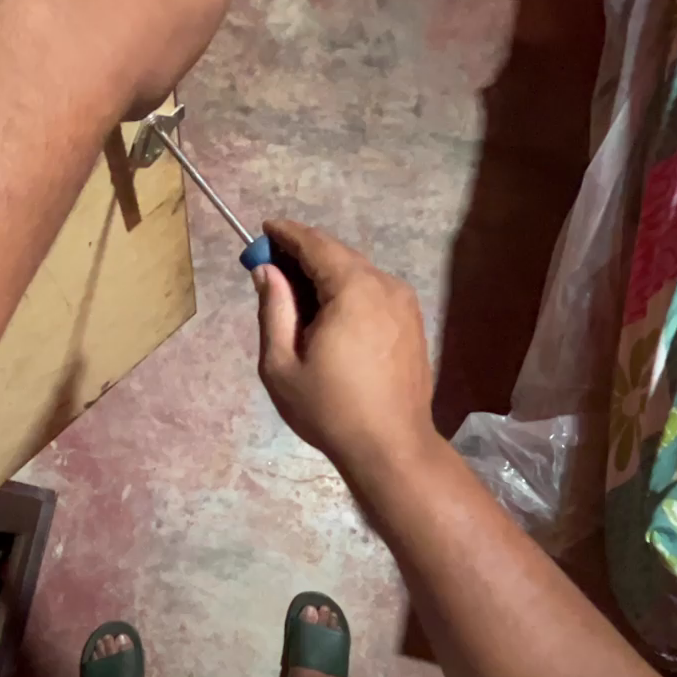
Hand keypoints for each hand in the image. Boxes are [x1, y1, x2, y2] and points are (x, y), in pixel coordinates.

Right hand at [254, 220, 438, 471]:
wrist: (391, 446)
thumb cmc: (329, 409)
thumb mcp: (282, 364)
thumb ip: (273, 310)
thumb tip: (266, 272)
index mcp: (352, 289)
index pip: (315, 244)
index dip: (286, 234)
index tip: (264, 230)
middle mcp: (384, 285)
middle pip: (338, 255)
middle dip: (303, 254)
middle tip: (272, 265)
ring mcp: (404, 304)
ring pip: (358, 273)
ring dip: (326, 275)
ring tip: (296, 295)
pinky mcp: (412, 323)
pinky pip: (374, 293)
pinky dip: (347, 292)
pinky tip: (329, 316)